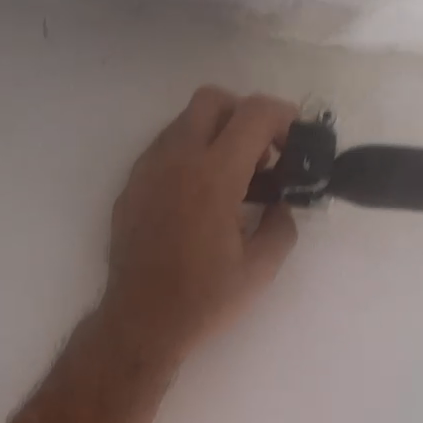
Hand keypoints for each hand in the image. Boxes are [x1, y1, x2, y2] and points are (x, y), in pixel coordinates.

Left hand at [99, 86, 300, 361]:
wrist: (141, 322)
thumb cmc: (203, 300)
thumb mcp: (259, 270)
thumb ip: (281, 226)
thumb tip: (281, 206)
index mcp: (213, 175)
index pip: (254, 114)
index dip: (283, 117)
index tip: (293, 142)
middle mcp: (176, 160)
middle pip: (212, 100)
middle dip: (243, 115)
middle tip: (260, 156)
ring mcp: (146, 172)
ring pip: (182, 124)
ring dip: (212, 135)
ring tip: (229, 181)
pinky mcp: (129, 190)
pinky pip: (161, 153)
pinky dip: (186, 158)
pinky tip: (197, 200)